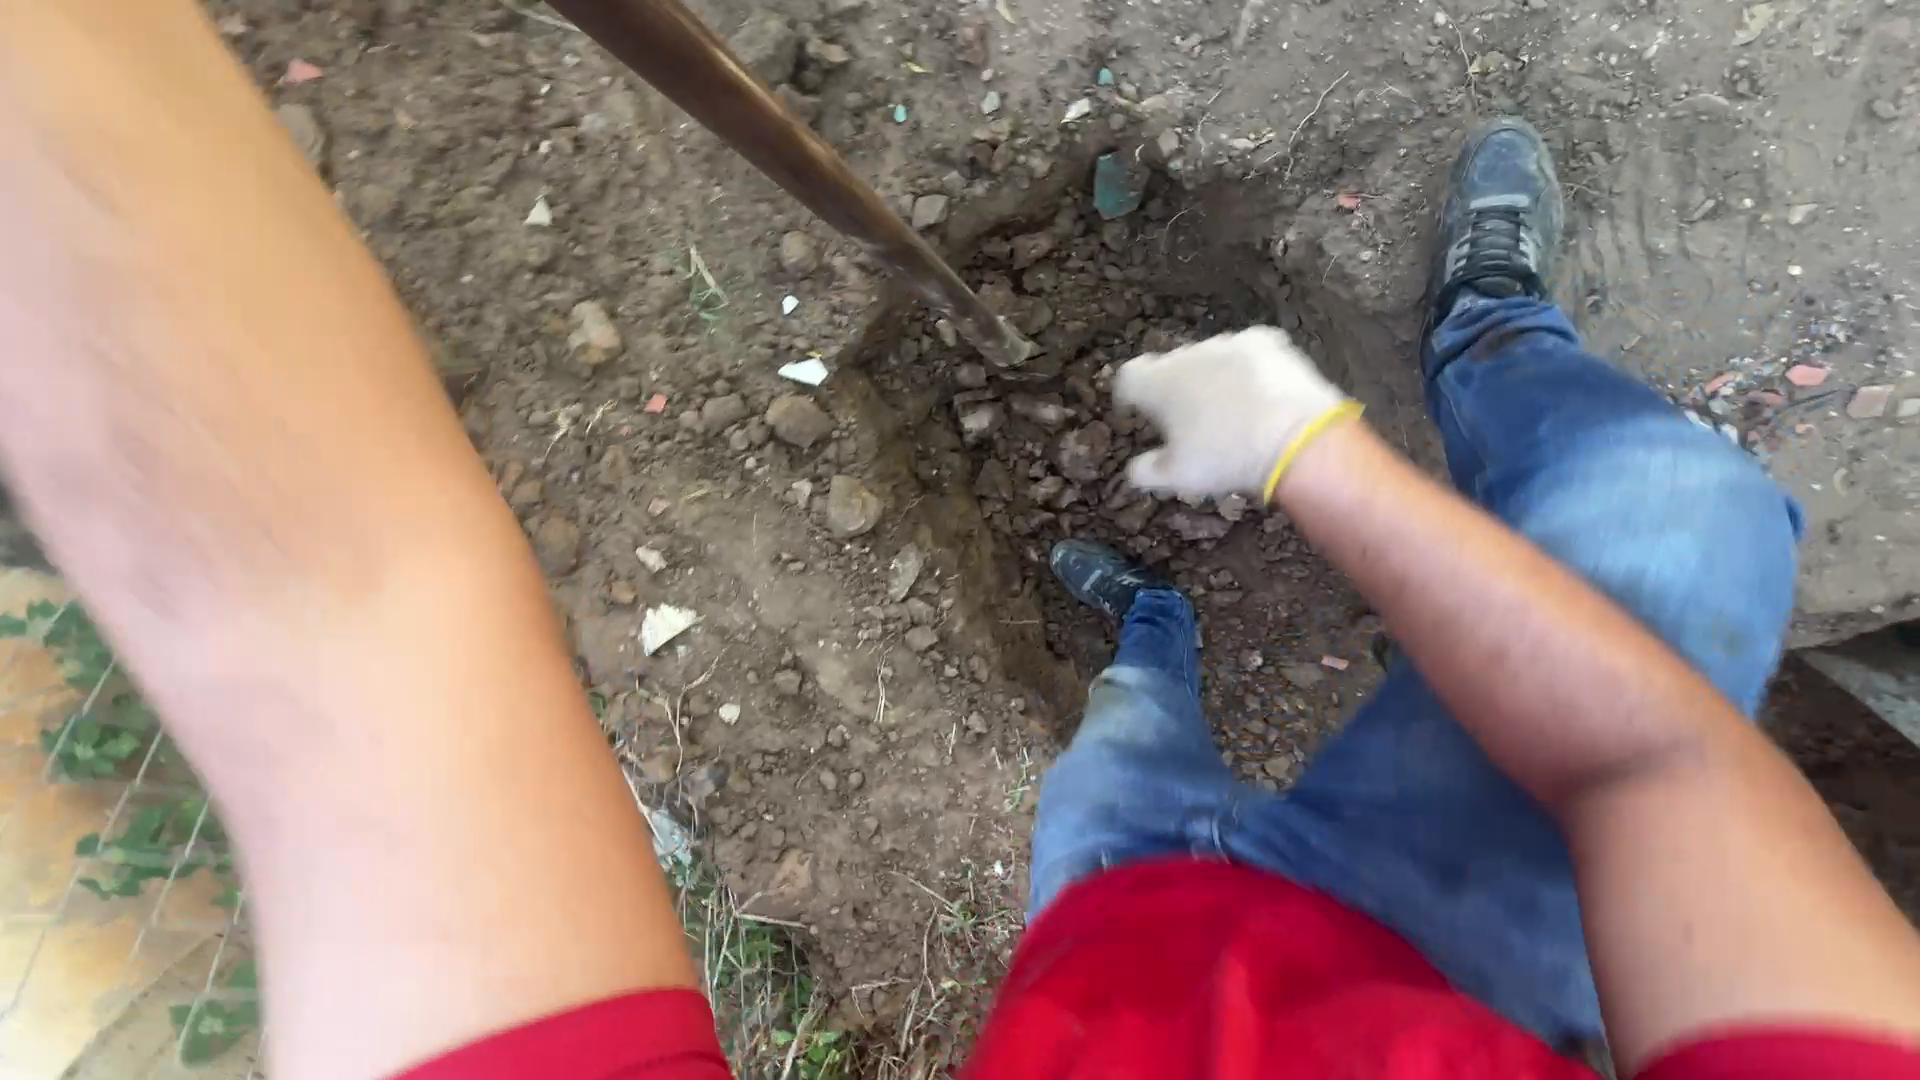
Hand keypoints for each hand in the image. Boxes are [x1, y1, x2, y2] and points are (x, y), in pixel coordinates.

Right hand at [1114, 327, 1360, 502]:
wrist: (1296, 439)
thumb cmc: (1225, 459)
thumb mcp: (1177, 477)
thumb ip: (1145, 471)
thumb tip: (1136, 467)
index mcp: (1158, 384)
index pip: (1128, 377)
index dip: (1129, 394)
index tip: (1136, 411)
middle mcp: (1188, 356)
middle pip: (1169, 366)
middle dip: (1172, 387)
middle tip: (1187, 420)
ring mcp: (1228, 344)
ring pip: (1207, 358)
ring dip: (1208, 376)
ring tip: (1227, 408)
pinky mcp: (1266, 342)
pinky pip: (1245, 351)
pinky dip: (1244, 367)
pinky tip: (1257, 390)